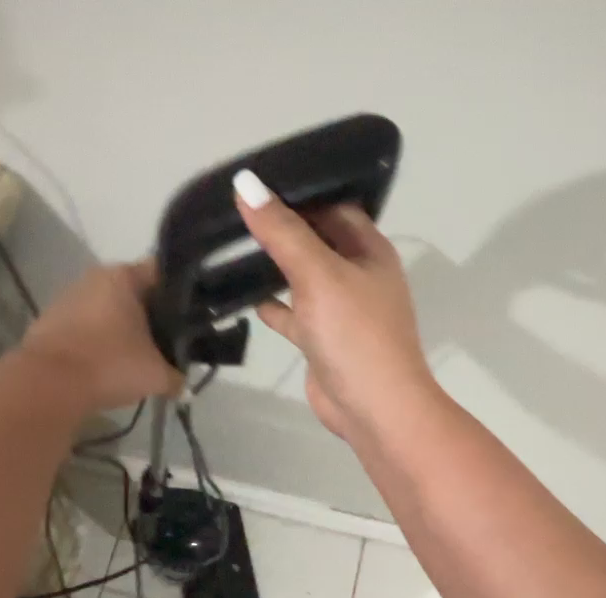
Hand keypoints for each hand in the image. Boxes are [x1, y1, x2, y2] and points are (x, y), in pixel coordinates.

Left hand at [17, 260, 181, 412]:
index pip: (163, 272)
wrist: (49, 384)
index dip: (183, 293)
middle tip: (170, 341)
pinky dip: (101, 339)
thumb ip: (177, 376)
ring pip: (109, 308)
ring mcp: (69, 297)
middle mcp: (95, 277)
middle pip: (135, 291)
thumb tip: (182, 383)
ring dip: (125, 328)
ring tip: (140, 357)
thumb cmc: (110, 365)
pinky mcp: (52, 320)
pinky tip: (109, 364)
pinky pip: (88, 325)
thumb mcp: (157, 375)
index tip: (194, 317)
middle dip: (153, 315)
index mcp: (124, 276)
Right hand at [233, 171, 437, 439]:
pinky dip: (274, 305)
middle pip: (316, 240)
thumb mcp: (318, 274)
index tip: (254, 181)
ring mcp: (342, 310)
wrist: (375, 409)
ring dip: (275, 265)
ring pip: (304, 277)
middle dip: (281, 227)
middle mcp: (359, 275)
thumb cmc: (355, 334)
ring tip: (229, 244)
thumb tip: (246, 183)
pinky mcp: (324, 341)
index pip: (332, 206)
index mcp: (369, 251)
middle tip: (232, 208)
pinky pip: (296, 313)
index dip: (298, 192)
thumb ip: (282, 231)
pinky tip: (243, 296)